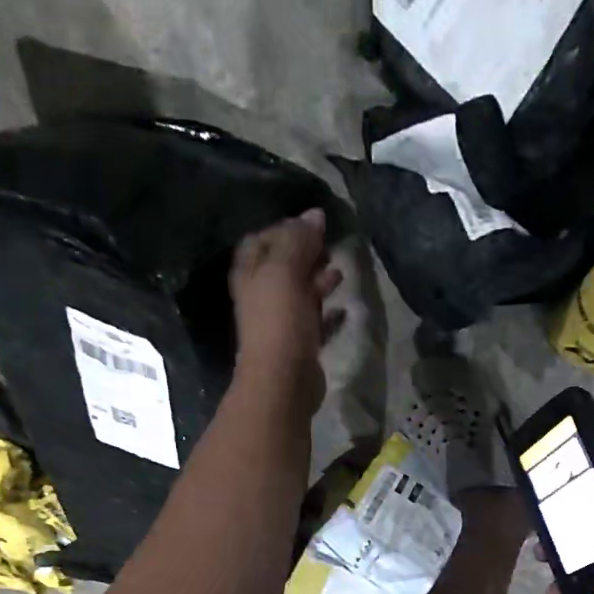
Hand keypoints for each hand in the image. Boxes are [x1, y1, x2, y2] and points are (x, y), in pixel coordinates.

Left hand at [229, 209, 343, 408]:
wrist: (283, 379)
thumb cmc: (280, 321)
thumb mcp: (285, 271)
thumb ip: (299, 241)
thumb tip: (315, 214)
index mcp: (250, 273)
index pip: (262, 239)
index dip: (285, 228)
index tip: (314, 223)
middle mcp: (262, 295)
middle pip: (283, 265)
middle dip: (306, 253)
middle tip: (331, 245)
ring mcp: (280, 321)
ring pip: (301, 293)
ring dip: (319, 281)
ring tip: (340, 272)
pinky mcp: (300, 344)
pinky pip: (316, 322)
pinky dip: (329, 313)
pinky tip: (344, 310)